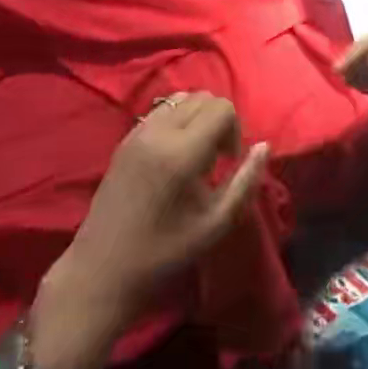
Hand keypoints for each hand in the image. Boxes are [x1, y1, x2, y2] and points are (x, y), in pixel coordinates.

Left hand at [32, 93, 268, 368]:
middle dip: (218, 120)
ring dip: (196, 117)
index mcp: (183, 152)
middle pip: (203, 97)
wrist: (102, 271)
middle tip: (214, 159)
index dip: (234, 130)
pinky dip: (175, 120)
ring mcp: (138, 133)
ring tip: (194, 154)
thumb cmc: (164, 253)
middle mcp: (159, 132)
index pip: (222, 107)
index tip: (227, 162)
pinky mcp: (124, 140)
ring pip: (180, 98)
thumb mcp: (216, 224)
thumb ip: (246, 181)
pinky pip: (159, 110)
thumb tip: (264, 146)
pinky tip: (172, 156)